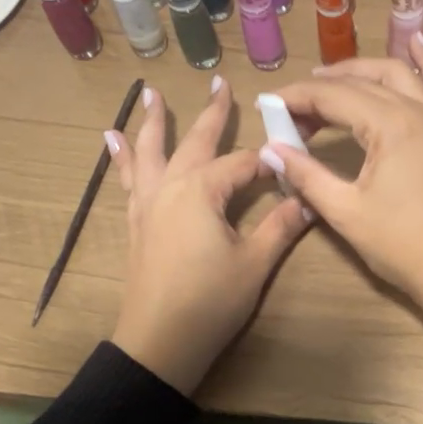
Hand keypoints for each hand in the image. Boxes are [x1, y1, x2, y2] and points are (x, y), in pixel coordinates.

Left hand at [108, 79, 310, 395]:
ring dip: (151, 123)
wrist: (160, 341)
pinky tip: (114, 145)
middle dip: (210, 113)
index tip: (294, 153)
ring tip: (147, 95)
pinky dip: (123, 158)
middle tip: (218, 82)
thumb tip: (308, 199)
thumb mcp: (255, 264)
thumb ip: (281, 227)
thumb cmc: (211, 302)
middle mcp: (171, 187)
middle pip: (194, 142)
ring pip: (150, 153)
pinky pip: (129, 180)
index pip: (244, 163)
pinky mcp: (137, 224)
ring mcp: (148, 205)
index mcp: (202, 190)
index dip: (271, 159)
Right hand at [264, 36, 422, 333]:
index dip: (296, 98)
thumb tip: (271, 150)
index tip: (268, 107)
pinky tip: (417, 45)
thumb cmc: (401, 246)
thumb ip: (306, 175)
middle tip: (292, 109)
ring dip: (363, 71)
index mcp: (391, 126)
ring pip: (399, 76)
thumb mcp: (345, 212)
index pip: (333, 97)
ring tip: (331, 78)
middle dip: (323, 89)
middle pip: (363, 81)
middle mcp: (418, 112)